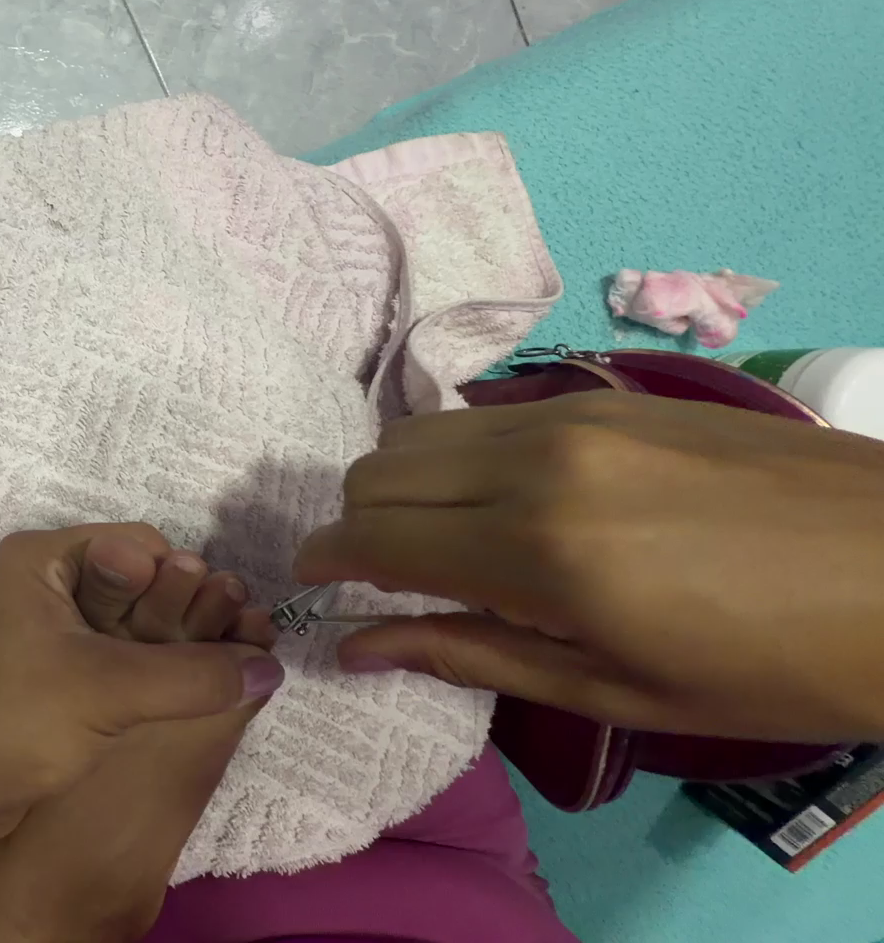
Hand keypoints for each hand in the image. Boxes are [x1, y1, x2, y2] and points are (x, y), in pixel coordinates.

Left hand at [0, 524, 280, 837]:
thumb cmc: (14, 721)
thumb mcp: (110, 689)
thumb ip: (196, 675)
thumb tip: (271, 667)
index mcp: (43, 557)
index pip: (139, 547)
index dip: (183, 580)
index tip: (225, 621)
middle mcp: (47, 579)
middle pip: (140, 581)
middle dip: (188, 613)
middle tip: (238, 646)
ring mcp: (51, 625)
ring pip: (134, 621)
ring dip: (177, 645)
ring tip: (228, 673)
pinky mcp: (58, 666)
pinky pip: (120, 653)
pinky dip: (156, 669)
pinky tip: (195, 692)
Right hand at [297, 390, 883, 742]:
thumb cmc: (774, 664)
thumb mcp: (612, 689)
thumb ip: (461, 654)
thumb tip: (351, 647)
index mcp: (538, 553)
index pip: (372, 540)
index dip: (324, 561)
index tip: (311, 582)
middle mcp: (528, 466)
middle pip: (370, 476)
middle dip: (355, 527)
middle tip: (389, 572)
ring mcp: (558, 418)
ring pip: (406, 437)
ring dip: (393, 487)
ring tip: (439, 531)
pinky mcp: (587, 396)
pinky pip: (463, 417)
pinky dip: (443, 457)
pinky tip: (490, 493)